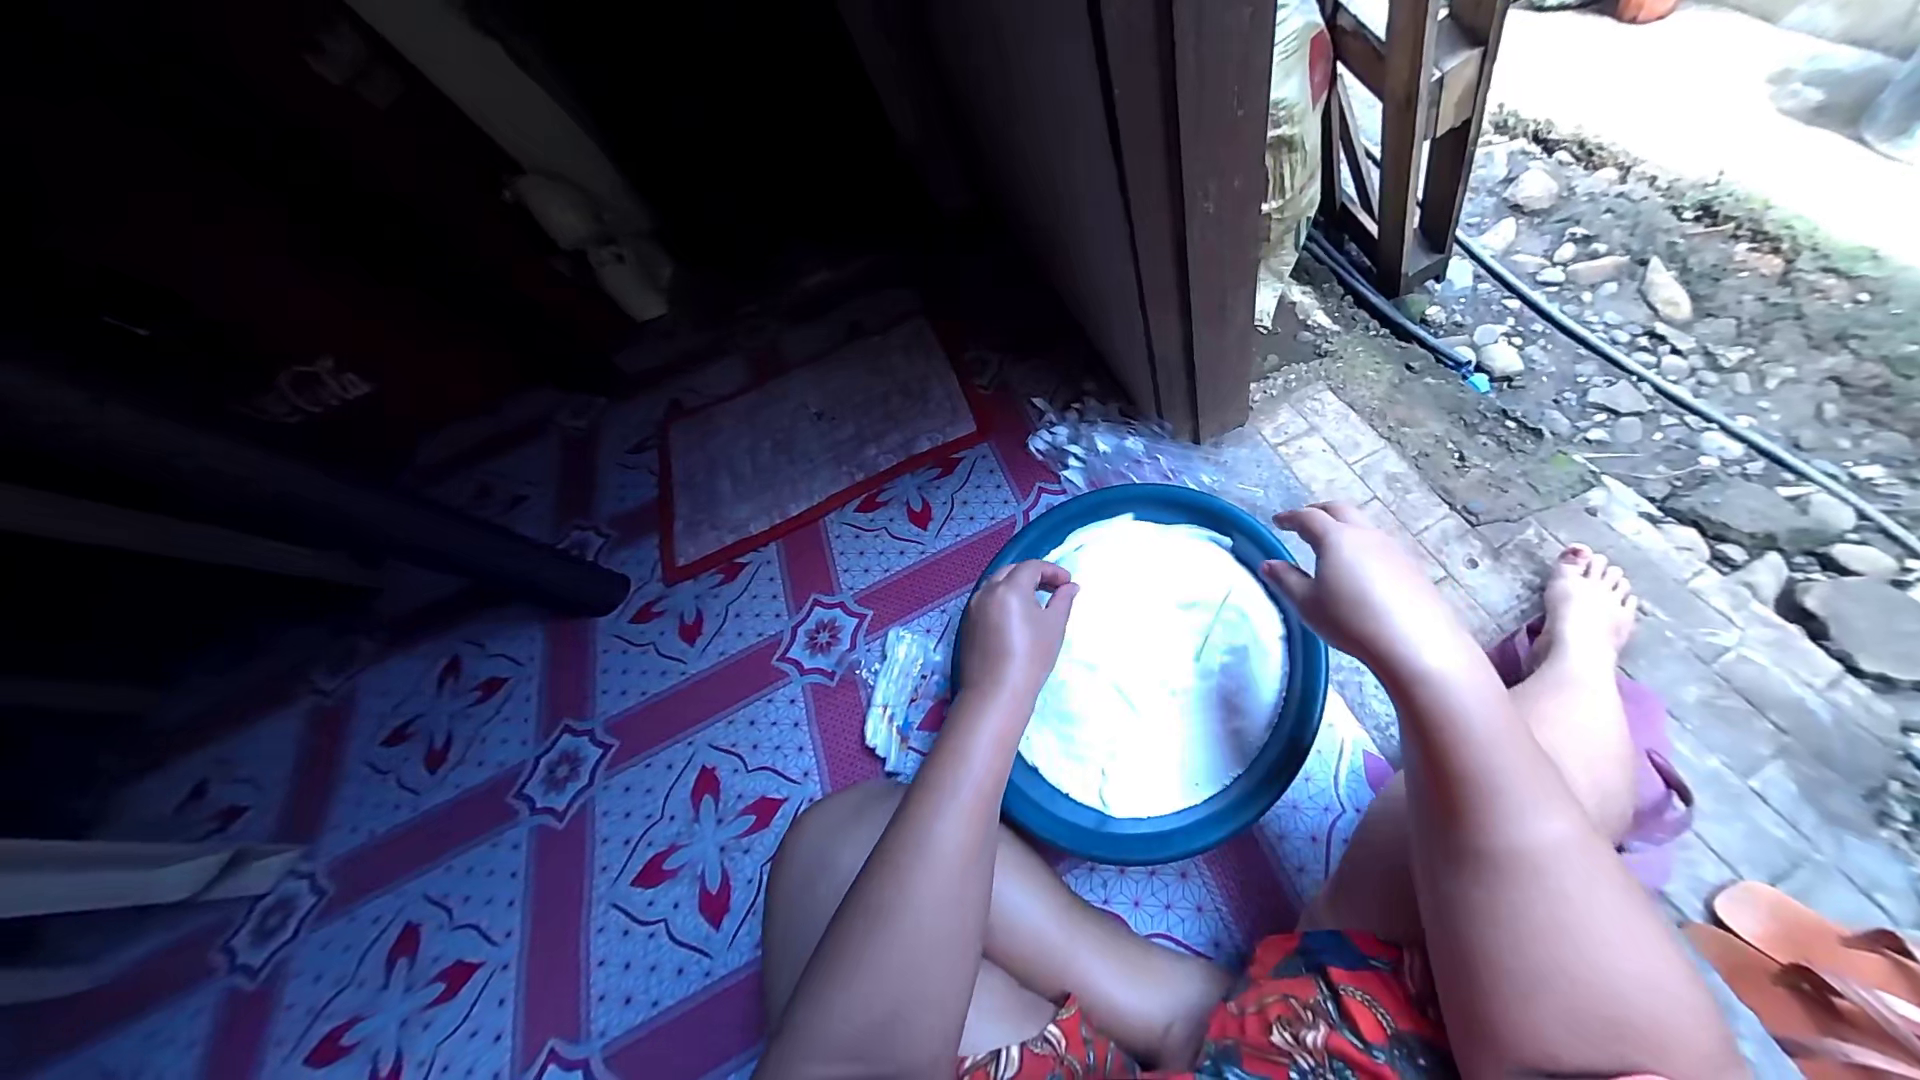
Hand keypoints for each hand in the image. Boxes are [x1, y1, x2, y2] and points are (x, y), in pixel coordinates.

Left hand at [957, 560, 1078, 713]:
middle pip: (1011, 571)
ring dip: (1016, 586)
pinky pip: (986, 601)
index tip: (1068, 583)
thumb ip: (1063, 600)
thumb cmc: (1031, 658)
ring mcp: (973, 607)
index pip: (1032, 567)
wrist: (996, 692)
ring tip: (1035, 602)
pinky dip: (1002, 599)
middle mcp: (986, 591)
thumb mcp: (1054, 626)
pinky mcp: (966, 622)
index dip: (1053, 571)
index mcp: (1009, 588)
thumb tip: (1070, 587)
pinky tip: (1015, 617)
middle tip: (1053, 588)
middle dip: (1033, 575)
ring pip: (996, 585)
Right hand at [1261, 503, 1479, 678]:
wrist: (1417, 644)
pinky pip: (1380, 546)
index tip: (1278, 521)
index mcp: (1336, 539)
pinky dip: (1361, 547)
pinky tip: (1359, 570)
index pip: (1308, 517)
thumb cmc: (1351, 620)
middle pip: (1340, 510)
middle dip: (1318, 512)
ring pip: (1363, 527)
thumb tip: (1269, 564)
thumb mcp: (1307, 603)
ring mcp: (1394, 549)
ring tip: (1330, 546)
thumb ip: (1286, 580)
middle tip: (1303, 523)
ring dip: (1343, 528)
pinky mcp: (1412, 567)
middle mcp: (1366, 535)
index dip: (1290, 517)